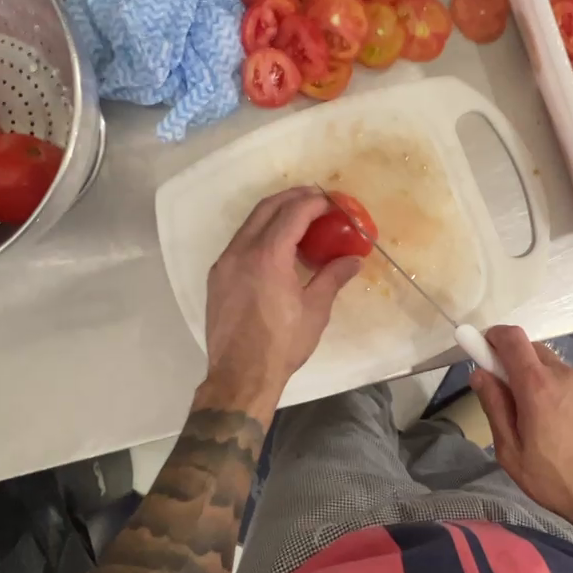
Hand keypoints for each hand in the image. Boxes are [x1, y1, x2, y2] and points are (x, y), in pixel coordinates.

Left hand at [200, 187, 361, 408]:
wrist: (240, 375)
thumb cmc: (282, 344)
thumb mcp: (315, 310)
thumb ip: (333, 277)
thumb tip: (354, 259)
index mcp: (267, 257)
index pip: (292, 214)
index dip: (314, 202)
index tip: (332, 201)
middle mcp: (241, 252)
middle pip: (266, 209)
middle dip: (293, 198)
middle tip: (317, 198)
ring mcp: (225, 264)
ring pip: (250, 224)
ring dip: (275, 214)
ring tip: (300, 219)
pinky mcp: (218, 278)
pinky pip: (240, 243)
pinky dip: (261, 234)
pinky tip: (278, 247)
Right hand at [468, 325, 572, 533]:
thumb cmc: (555, 481)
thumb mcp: (511, 452)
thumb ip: (494, 407)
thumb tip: (481, 374)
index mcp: (537, 386)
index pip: (512, 339)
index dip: (493, 337)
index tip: (483, 350)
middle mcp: (565, 375)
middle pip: (533, 350)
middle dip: (515, 364)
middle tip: (509, 398)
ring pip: (554, 368)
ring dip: (540, 381)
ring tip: (542, 422)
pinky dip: (562, 392)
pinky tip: (567, 426)